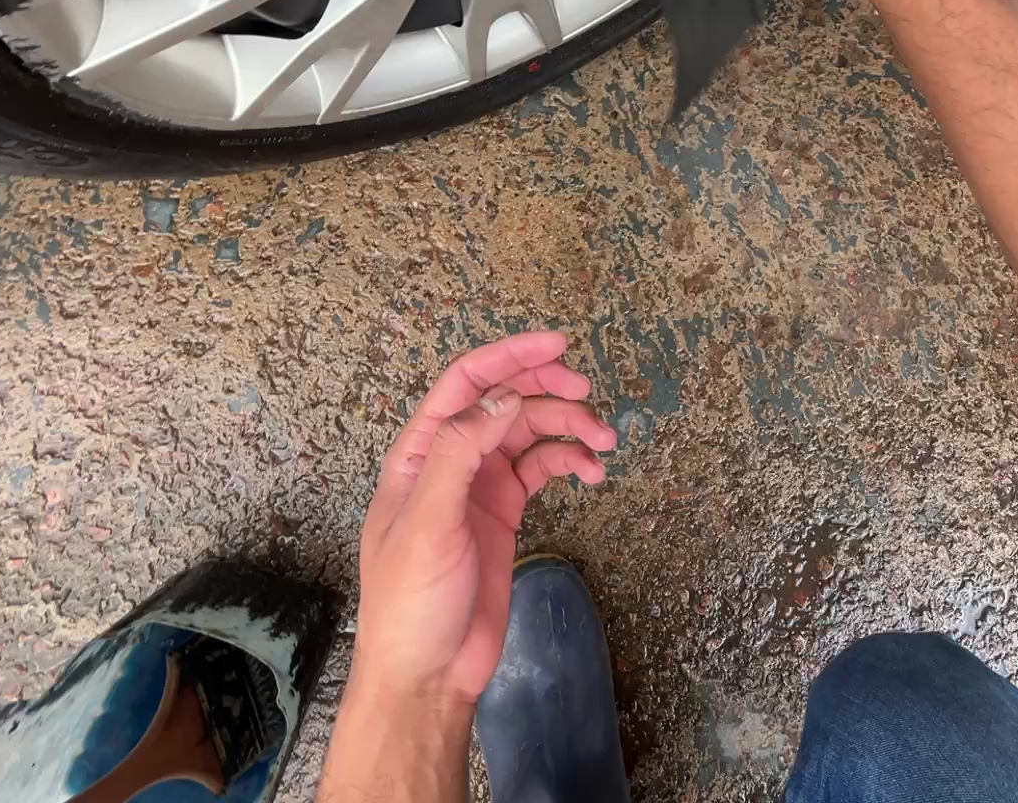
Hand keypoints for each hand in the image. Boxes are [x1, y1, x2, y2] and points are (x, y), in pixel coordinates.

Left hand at [349, 331, 616, 705]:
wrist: (430, 673)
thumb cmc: (412, 600)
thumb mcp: (428, 522)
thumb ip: (459, 451)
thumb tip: (504, 397)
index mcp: (423, 449)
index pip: (468, 382)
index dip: (511, 355)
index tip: (558, 343)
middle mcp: (455, 456)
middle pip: (506, 399)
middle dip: (547, 387)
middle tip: (586, 390)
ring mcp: (483, 481)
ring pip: (531, 431)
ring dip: (569, 427)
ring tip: (604, 442)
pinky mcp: (508, 507)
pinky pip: (544, 467)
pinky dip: (570, 461)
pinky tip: (593, 472)